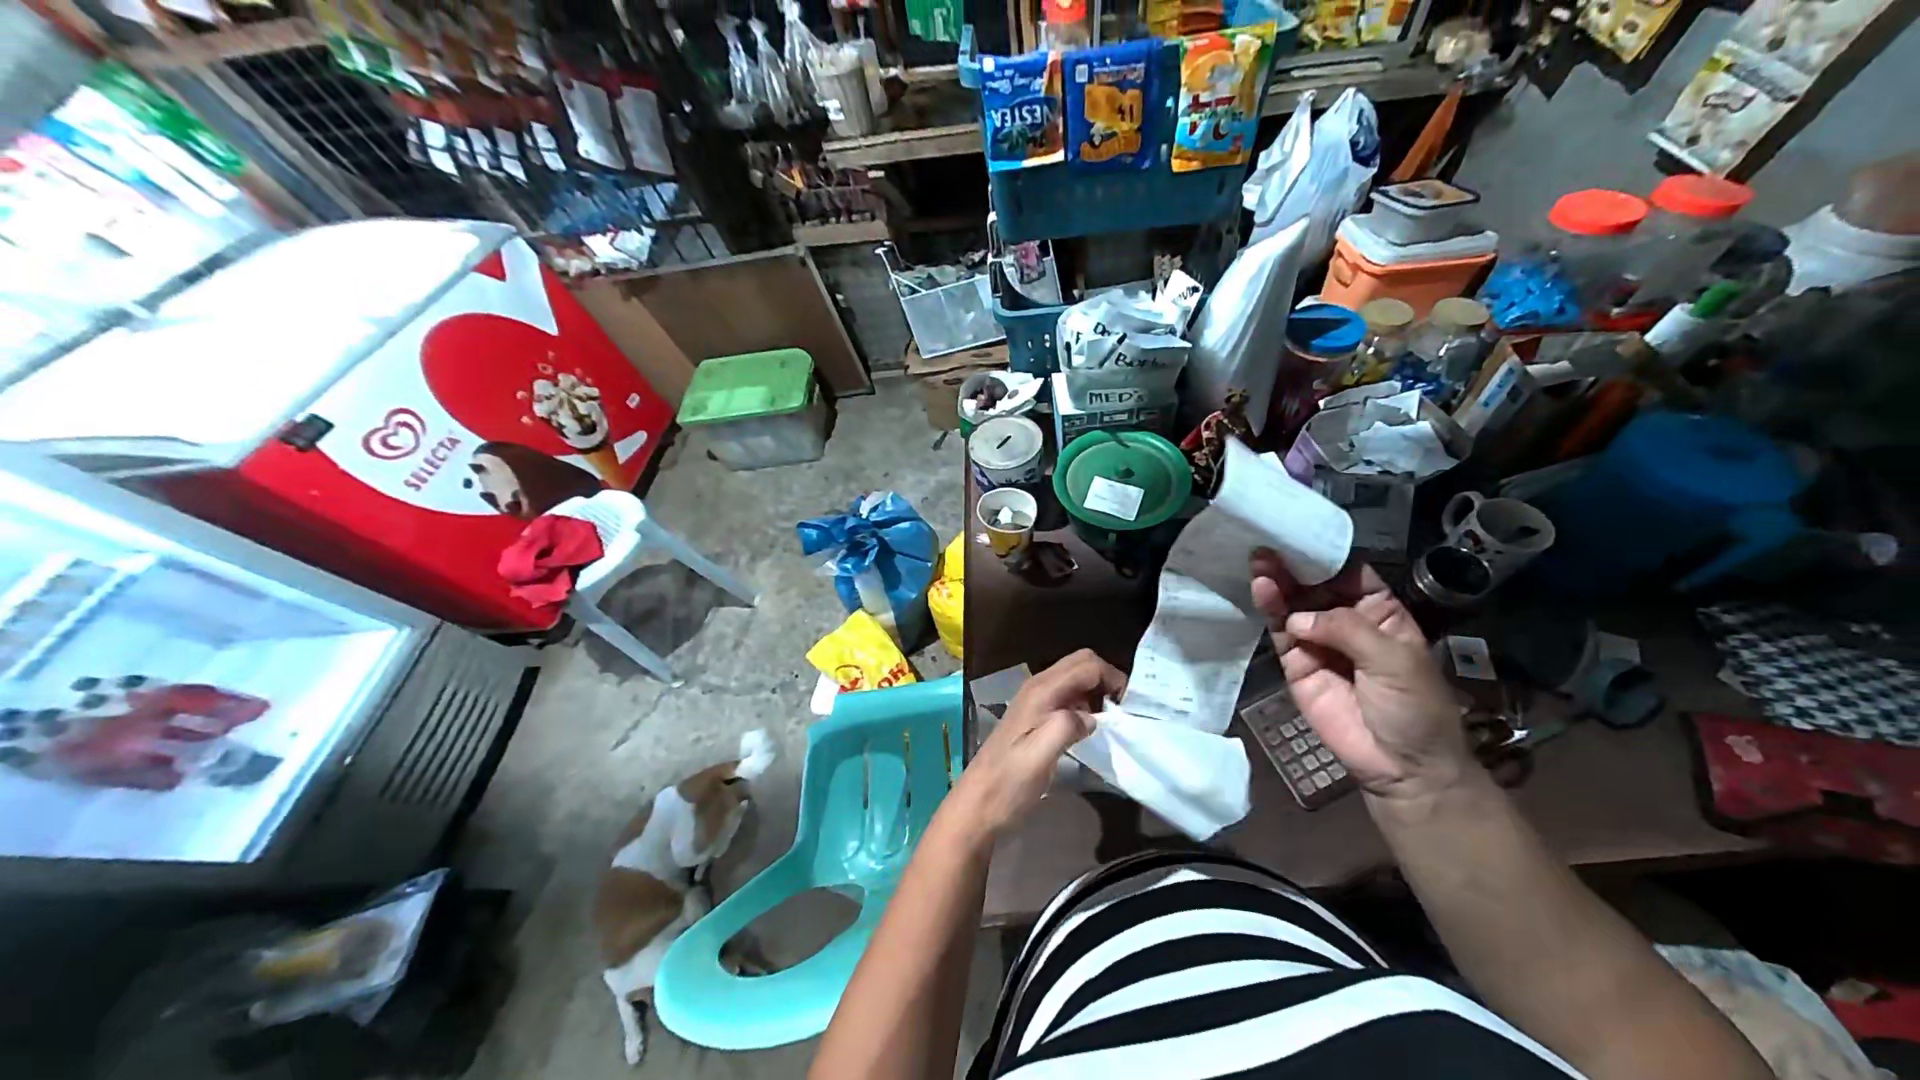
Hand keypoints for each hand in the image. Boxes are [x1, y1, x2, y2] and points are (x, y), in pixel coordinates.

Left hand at [945, 649, 1124, 841]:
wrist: (978, 807)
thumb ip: (1066, 728)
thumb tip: (1091, 717)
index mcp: (1040, 692)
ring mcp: (1036, 702)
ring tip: (1111, 722)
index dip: (1112, 678)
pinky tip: (1091, 730)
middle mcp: (1038, 689)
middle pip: (1081, 664)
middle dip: (1106, 680)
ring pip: (1075, 680)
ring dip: (1097, 693)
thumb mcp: (1038, 758)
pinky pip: (1068, 698)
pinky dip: (1086, 705)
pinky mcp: (1036, 718)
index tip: (1129, 707)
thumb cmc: (1008, 784)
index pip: (1086, 665)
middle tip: (1121, 712)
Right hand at [1250, 552, 1471, 802]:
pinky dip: (1270, 610)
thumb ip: (1347, 629)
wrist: (1401, 767)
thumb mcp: (1394, 660)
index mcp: (1381, 613)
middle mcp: (1346, 621)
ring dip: (1277, 583)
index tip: (1302, 533)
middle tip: (1270, 543)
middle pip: (1315, 586)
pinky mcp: (1296, 664)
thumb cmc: (1415, 708)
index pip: (1350, 574)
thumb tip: (1299, 617)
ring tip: (1259, 560)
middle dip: (1294, 565)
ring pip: (1293, 605)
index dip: (1328, 555)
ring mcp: (1319, 642)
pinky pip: (1281, 632)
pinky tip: (1262, 589)